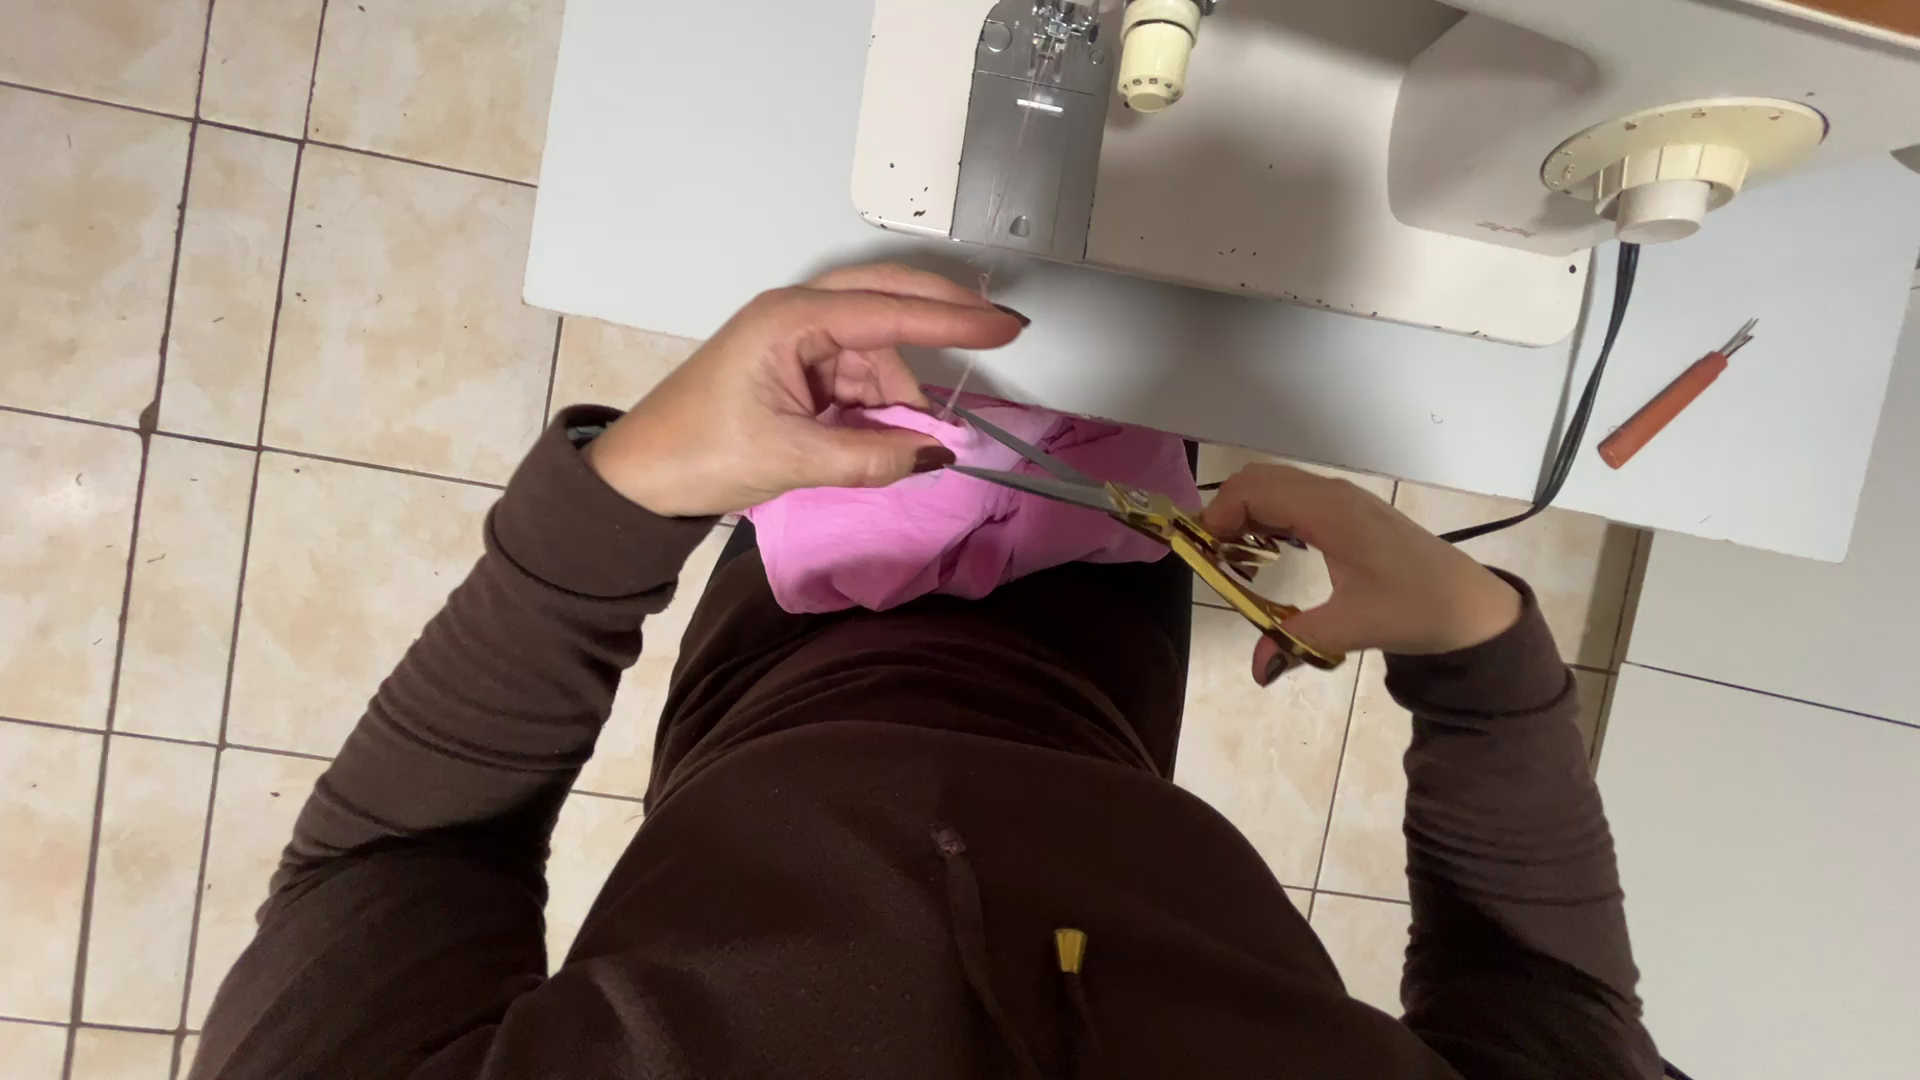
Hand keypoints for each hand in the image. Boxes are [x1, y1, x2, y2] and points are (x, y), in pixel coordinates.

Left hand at [582, 264, 1026, 516]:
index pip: (888, 311)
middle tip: (1001, 331)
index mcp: (791, 319)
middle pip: (888, 299)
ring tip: (915, 439)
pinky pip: (861, 380)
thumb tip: (938, 453)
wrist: (643, 478)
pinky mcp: (801, 371)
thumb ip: (873, 458)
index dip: (952, 321)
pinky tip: (893, 435)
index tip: (1005, 326)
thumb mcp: (793, 459)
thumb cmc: (702, 454)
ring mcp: (801, 343)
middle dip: (942, 318)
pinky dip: (883, 407)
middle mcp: (800, 317)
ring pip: (879, 353)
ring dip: (903, 393)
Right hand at [1201, 465, 1521, 682]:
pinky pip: (1290, 495)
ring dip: (1244, 510)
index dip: (1219, 515)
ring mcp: (1340, 499)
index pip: (1254, 490)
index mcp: (1331, 512)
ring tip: (1234, 553)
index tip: (1205, 553)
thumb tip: (1255, 672)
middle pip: (1257, 479)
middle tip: (1214, 554)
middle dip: (1225, 510)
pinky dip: (1265, 513)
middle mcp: (1332, 495)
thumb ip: (1296, 641)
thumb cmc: (1417, 609)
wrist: (1473, 606)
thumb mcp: (1355, 627)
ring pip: (1273, 483)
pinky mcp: (1345, 509)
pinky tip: (1266, 549)